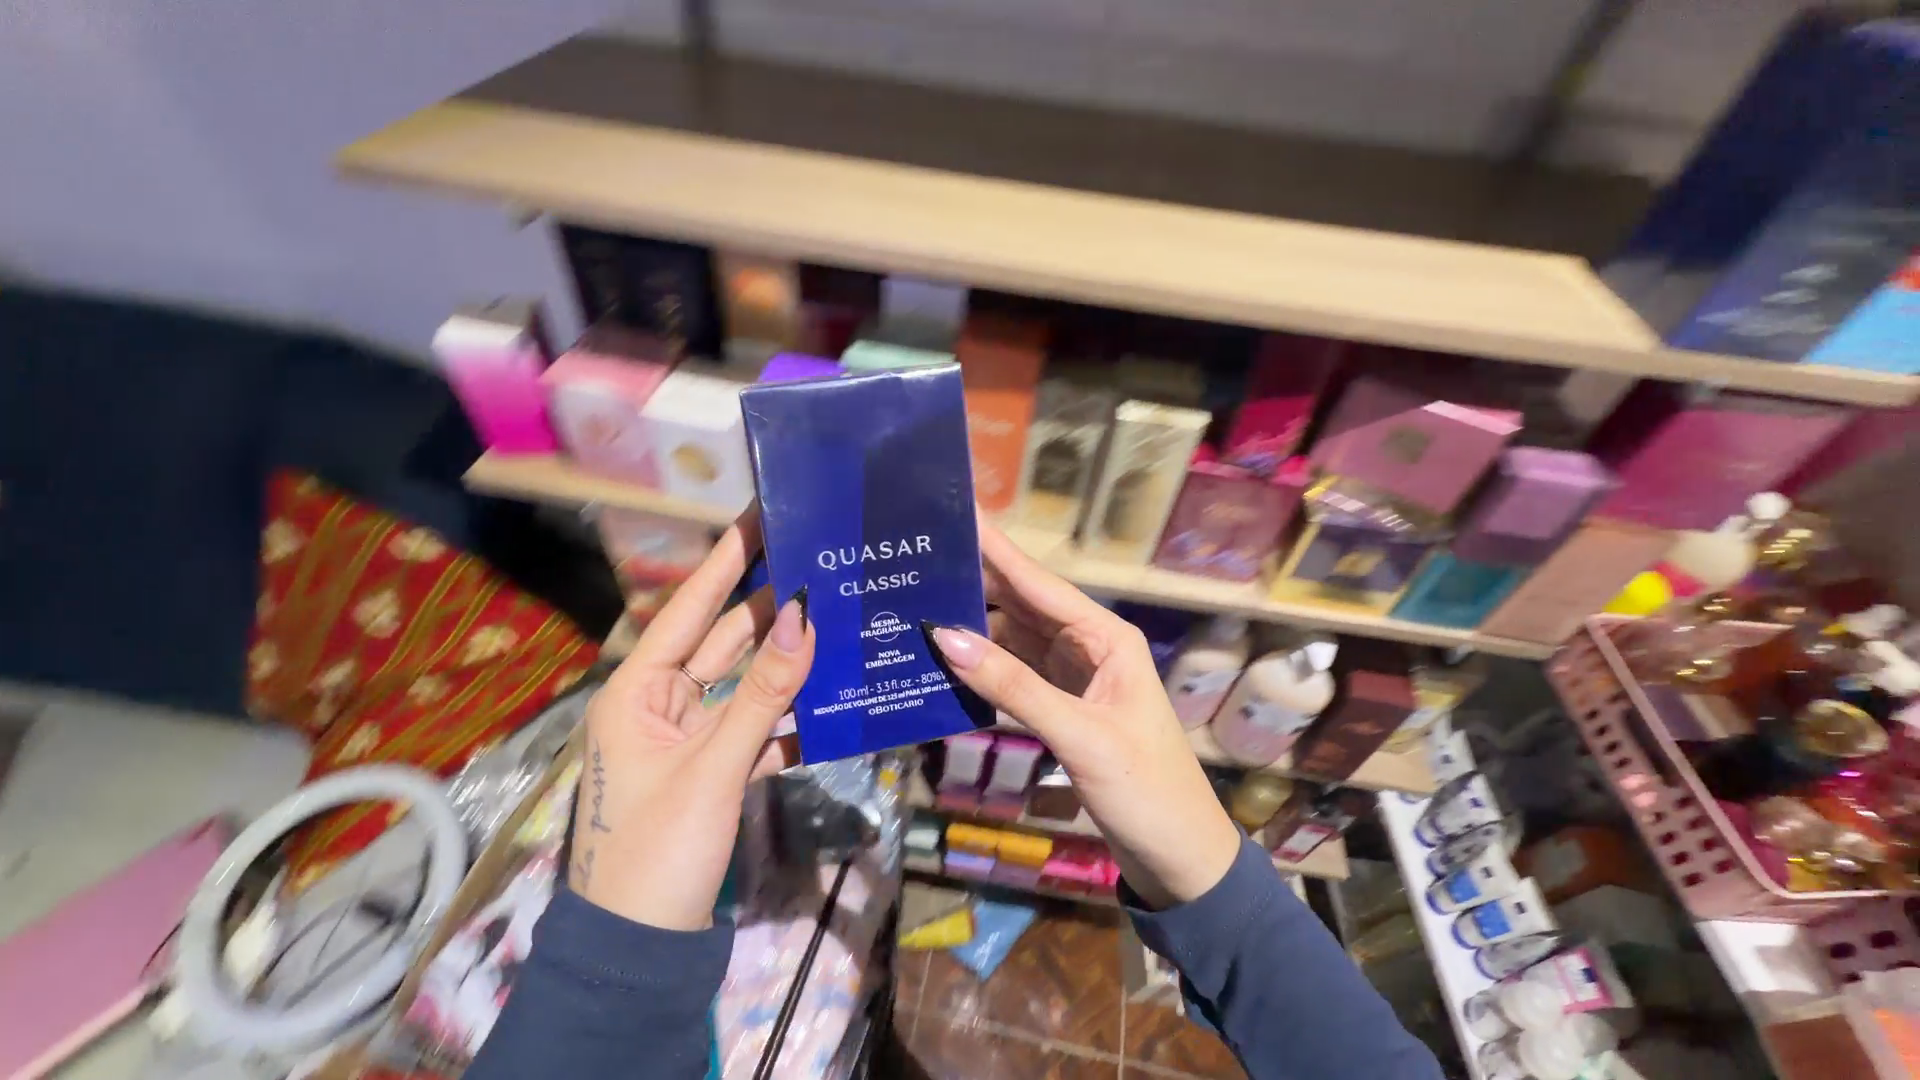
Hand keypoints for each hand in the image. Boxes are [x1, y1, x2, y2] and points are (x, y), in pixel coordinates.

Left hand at [568, 509, 811, 930]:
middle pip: (722, 640)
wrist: (643, 947)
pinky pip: (757, 724)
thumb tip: (803, 618)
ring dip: (785, 656)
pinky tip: (829, 688)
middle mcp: (661, 704)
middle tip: (812, 555)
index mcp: (637, 692)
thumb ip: (762, 693)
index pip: (688, 610)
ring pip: (744, 682)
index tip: (758, 514)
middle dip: (767, 602)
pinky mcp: (715, 767)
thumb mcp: (713, 767)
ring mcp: (689, 737)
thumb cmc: (659, 850)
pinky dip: (789, 711)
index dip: (725, 560)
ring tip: (832, 608)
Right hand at [926, 518, 1241, 909]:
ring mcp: (1072, 678)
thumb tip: (946, 637)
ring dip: (973, 625)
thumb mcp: (1080, 735)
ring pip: (1014, 639)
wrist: (1179, 856)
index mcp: (1106, 638)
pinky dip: (983, 668)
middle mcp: (1088, 647)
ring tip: (917, 602)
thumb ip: (1013, 687)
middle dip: (975, 582)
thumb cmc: (1144, 789)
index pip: (1040, 583)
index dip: (997, 549)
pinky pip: (1014, 675)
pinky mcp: (1061, 708)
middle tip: (918, 560)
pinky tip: (946, 659)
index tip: (957, 514)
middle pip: (1022, 604)